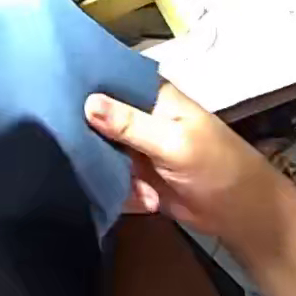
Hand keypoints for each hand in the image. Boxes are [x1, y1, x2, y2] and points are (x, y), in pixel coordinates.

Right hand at [86, 84, 295, 272]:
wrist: (242, 216)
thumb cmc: (216, 166)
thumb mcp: (173, 143)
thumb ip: (130, 124)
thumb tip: (88, 102)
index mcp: (151, 95)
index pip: (109, 78)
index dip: (83, 86)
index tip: (54, 98)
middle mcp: (138, 116)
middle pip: (96, 118)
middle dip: (90, 139)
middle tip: (84, 156)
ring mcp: (135, 147)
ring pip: (99, 152)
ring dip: (112, 174)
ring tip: (141, 189)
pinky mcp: (134, 174)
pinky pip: (111, 179)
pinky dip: (123, 192)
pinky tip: (146, 201)